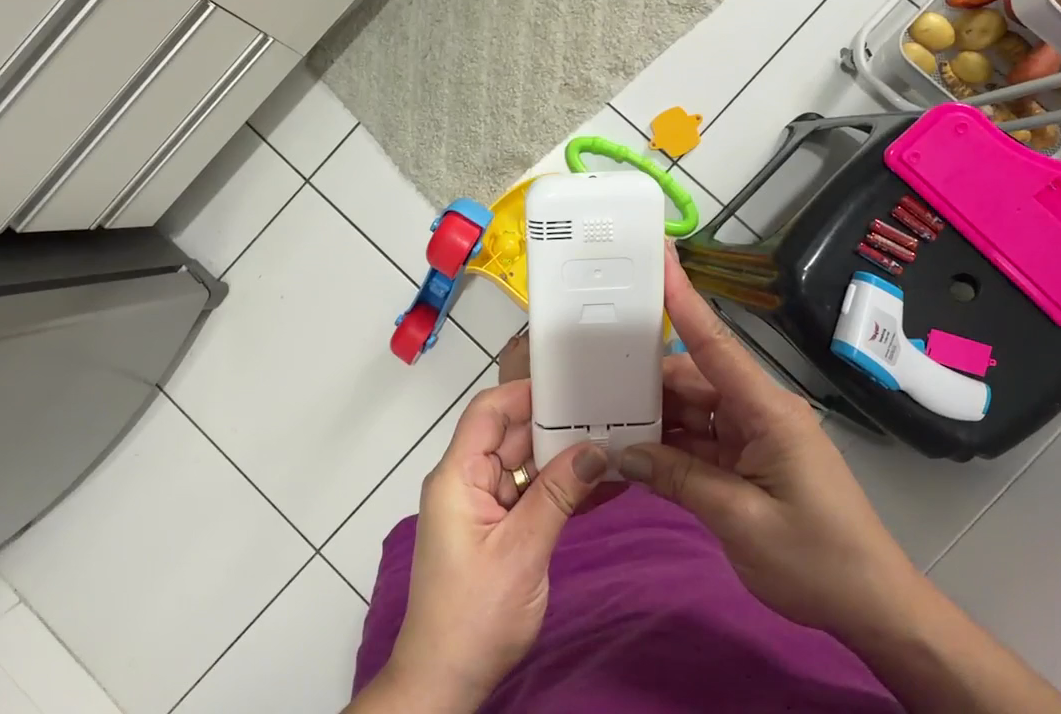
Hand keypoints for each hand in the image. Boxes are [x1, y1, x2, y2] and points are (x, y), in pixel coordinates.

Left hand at [377, 379, 608, 710]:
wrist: (447, 678)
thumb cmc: (475, 613)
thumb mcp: (522, 551)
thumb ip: (557, 496)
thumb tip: (595, 449)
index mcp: (457, 476)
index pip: (488, 412)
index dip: (525, 392)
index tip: (572, 382)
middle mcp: (466, 482)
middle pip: (510, 436)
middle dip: (555, 422)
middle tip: (608, 410)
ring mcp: (482, 506)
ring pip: (524, 465)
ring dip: (563, 457)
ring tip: (614, 440)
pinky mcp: (497, 529)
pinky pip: (530, 496)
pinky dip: (560, 489)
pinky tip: (601, 483)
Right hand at [618, 252, 928, 640]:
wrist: (872, 607)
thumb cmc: (816, 560)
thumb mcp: (740, 521)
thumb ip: (679, 479)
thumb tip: (622, 452)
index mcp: (768, 412)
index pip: (715, 346)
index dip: (684, 300)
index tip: (659, 257)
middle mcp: (760, 412)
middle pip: (693, 379)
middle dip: (646, 380)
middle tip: (591, 377)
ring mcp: (755, 436)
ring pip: (692, 409)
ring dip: (653, 416)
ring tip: (601, 414)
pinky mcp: (750, 461)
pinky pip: (699, 440)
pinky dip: (668, 445)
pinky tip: (632, 450)